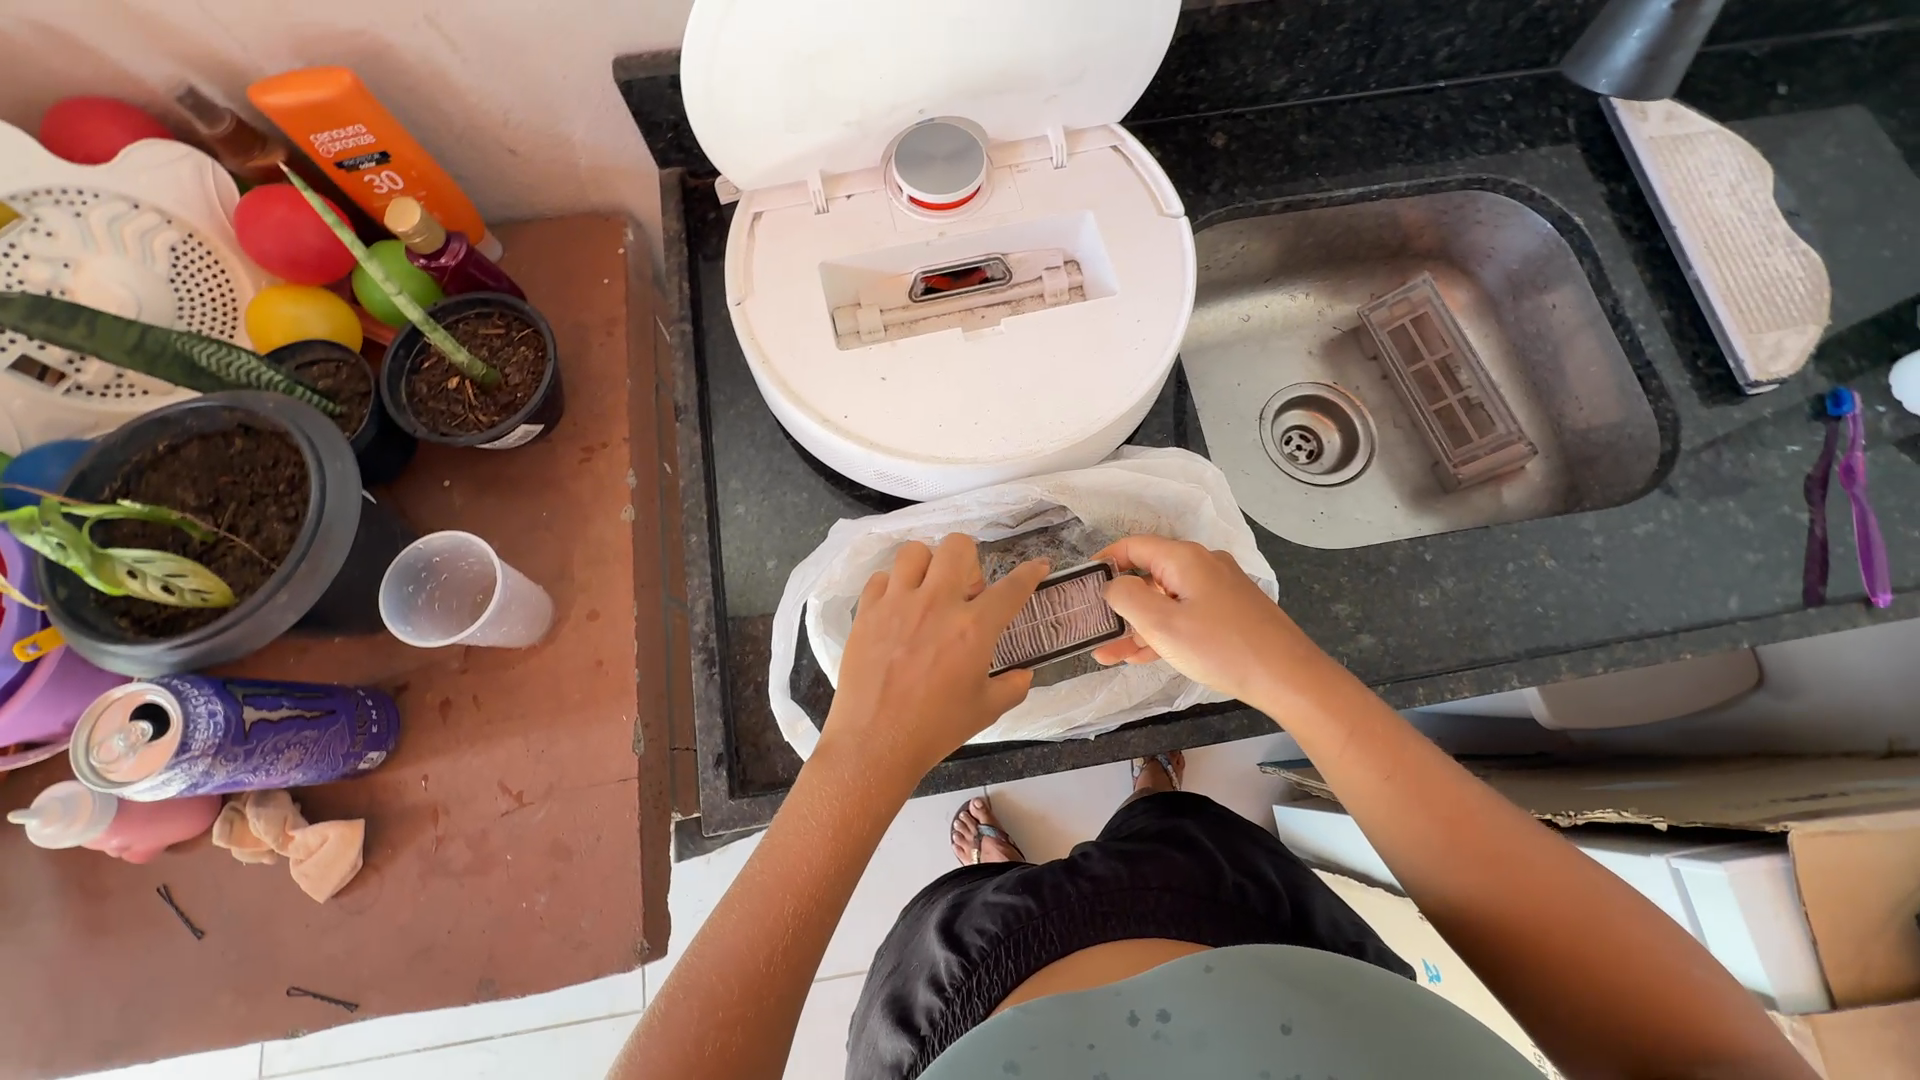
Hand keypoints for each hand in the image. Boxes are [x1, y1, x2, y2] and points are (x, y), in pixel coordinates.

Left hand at [818, 534, 1049, 780]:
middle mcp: (936, 604)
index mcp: (973, 628)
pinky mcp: (867, 612)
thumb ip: (1013, 687)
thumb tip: (1023, 674)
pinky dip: (893, 587)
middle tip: (964, 592)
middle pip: (958, 546)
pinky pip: (881, 578)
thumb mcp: (987, 710)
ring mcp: (897, 604)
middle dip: (969, 561)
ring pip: (914, 551)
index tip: (1037, 567)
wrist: (876, 743)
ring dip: (927, 566)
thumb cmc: (936, 729)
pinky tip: (897, 609)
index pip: (1011, 587)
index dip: (1030, 573)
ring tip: (927, 591)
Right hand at [1091, 535, 1326, 705]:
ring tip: (1106, 654)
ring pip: (1165, 601)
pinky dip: (1162, 632)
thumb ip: (1127, 598)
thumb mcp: (1162, 624)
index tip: (1082, 585)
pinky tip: (1139, 656)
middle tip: (1092, 628)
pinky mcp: (1228, 613)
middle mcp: (1201, 565)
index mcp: (1184, 559)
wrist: (1288, 677)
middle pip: (1148, 576)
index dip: (1104, 562)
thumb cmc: (1220, 648)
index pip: (1132, 546)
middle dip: (1119, 604)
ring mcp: (1217, 589)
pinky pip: (1184, 615)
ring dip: (1137, 626)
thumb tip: (1111, 585)